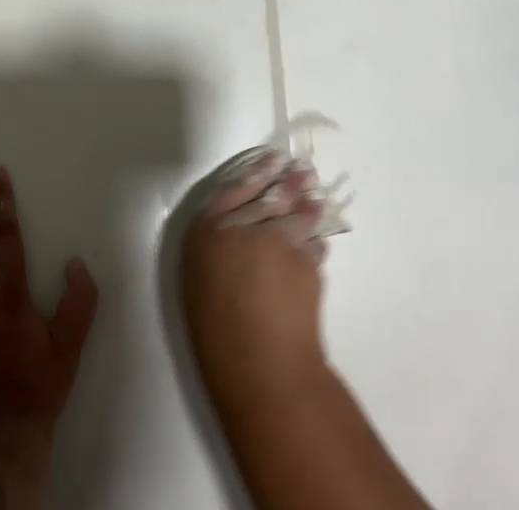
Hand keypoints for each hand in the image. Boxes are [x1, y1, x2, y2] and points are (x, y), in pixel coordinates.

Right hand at [182, 149, 328, 377]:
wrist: (257, 359)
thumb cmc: (214, 326)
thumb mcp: (199, 277)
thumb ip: (219, 246)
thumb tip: (241, 235)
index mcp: (207, 229)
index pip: (233, 189)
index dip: (255, 172)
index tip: (271, 159)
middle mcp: (243, 225)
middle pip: (270, 195)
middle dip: (288, 181)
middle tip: (303, 170)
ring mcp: (279, 239)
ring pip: (297, 214)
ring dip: (308, 204)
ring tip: (316, 196)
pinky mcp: (307, 259)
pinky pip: (313, 246)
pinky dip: (316, 243)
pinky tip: (318, 243)